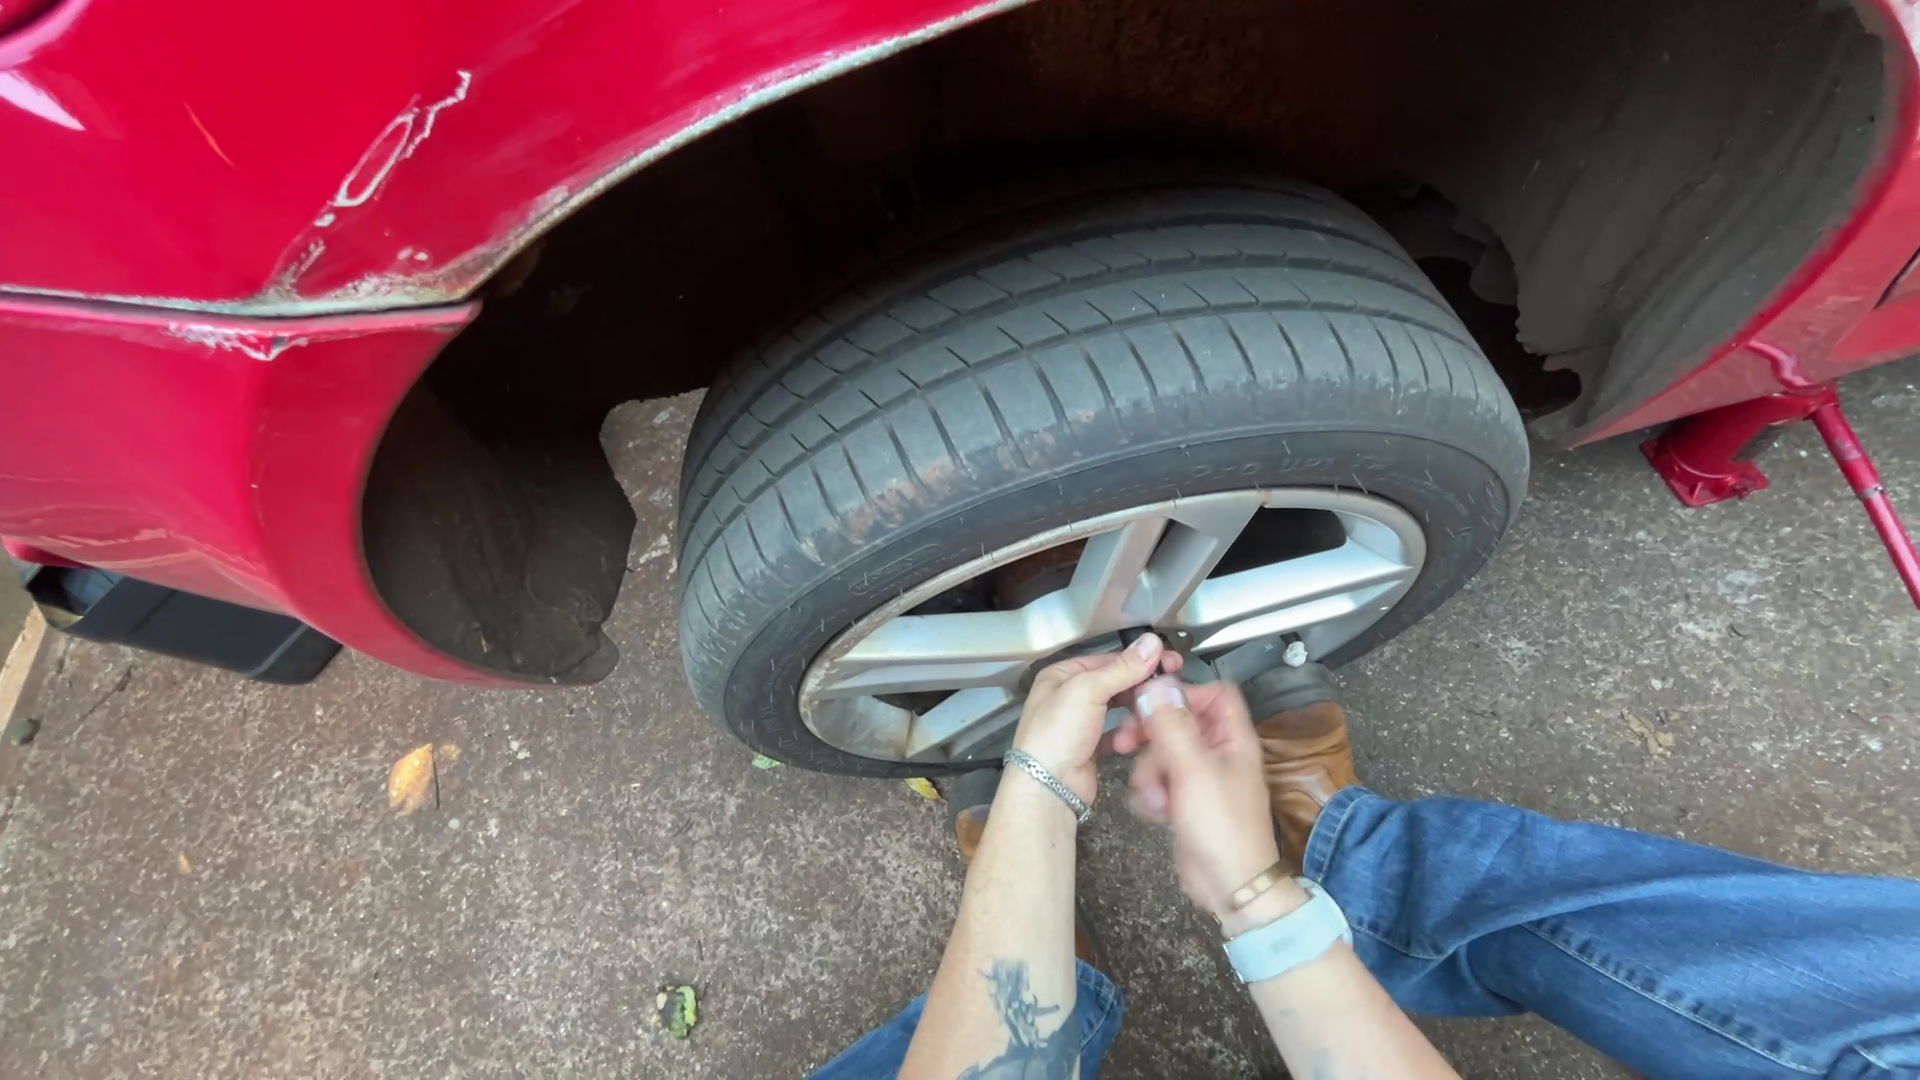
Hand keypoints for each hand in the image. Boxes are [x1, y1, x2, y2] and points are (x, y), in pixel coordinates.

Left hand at [1011, 633, 1167, 803]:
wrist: (1047, 788)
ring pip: (1119, 710)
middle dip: (1140, 690)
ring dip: (1135, 715)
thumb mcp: (1088, 691)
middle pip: (1115, 684)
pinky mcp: (1091, 747)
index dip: (1139, 660)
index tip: (1170, 662)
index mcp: (1062, 675)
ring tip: (1148, 722)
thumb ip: (1122, 668)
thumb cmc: (1057, 733)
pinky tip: (1136, 739)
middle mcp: (1069, 695)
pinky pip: (1118, 734)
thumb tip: (1151, 642)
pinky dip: (1128, 736)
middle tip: (1170, 691)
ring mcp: (1080, 722)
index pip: (1107, 659)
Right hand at [1124, 681, 1284, 920]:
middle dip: (1150, 735)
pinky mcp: (1184, 797)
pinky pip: (1158, 778)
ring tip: (1153, 797)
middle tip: (1124, 742)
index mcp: (1232, 738)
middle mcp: (1217, 751)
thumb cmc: (1220, 824)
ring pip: (1161, 750)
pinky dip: (1151, 791)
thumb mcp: (1193, 769)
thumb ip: (1172, 724)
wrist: (1229, 886)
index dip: (1184, 693)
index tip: (1152, 704)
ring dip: (1148, 772)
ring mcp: (1200, 775)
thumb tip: (1156, 684)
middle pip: (1177, 720)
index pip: (1214, 693)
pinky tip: (1154, 810)